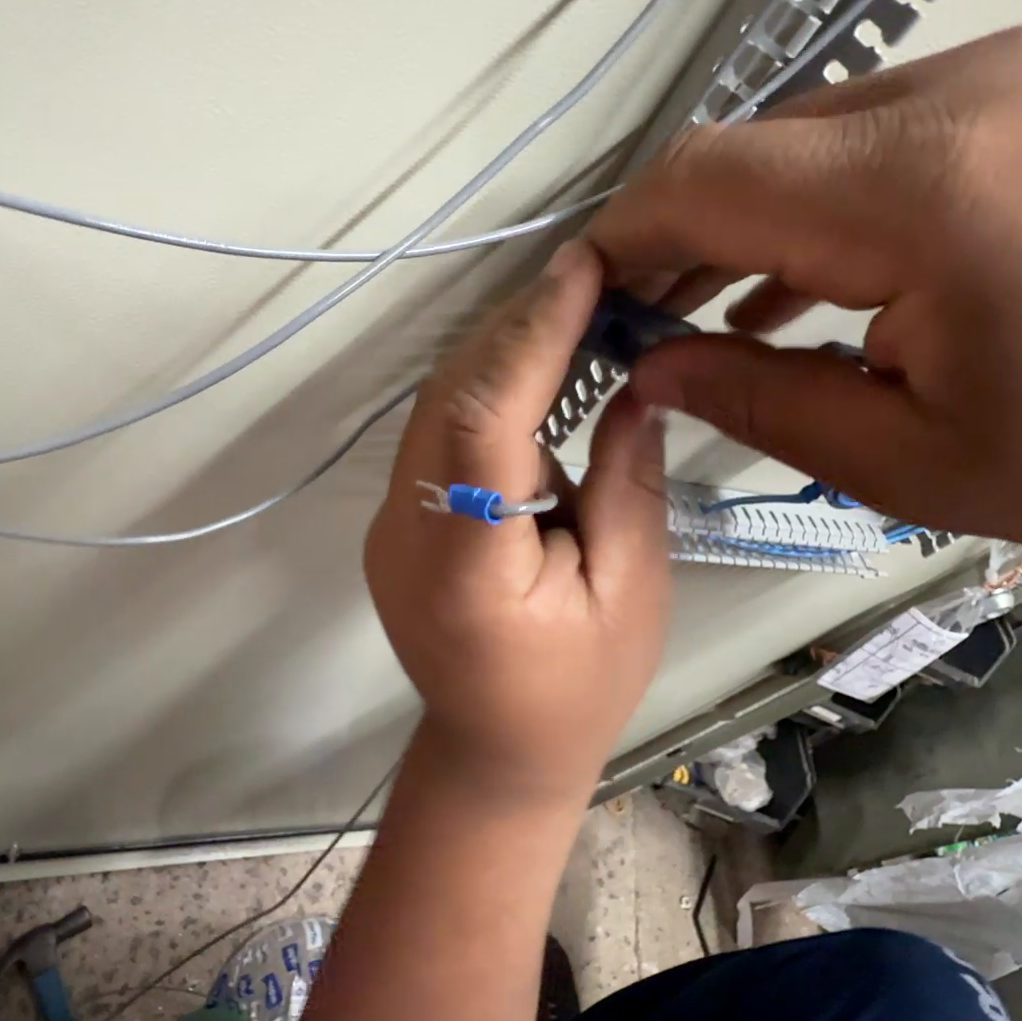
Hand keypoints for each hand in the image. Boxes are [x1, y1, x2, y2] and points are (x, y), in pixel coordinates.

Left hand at [365, 239, 667, 799]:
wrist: (494, 750)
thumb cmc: (577, 691)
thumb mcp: (630, 596)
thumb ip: (625, 486)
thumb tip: (633, 385)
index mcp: (467, 567)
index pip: (484, 425)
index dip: (530, 339)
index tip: (578, 270)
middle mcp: (405, 534)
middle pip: (447, 401)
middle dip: (515, 329)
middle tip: (585, 275)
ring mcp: (388, 527)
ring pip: (433, 409)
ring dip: (498, 352)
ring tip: (568, 308)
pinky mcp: (393, 523)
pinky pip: (433, 436)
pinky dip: (482, 391)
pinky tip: (531, 370)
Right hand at [587, 24, 1021, 564]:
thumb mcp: (921, 462)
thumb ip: (760, 404)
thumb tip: (654, 371)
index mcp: (925, 186)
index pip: (706, 181)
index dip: (623, 237)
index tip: (585, 298)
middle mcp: (971, 86)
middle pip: (758, 146)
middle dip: (682, 232)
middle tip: (647, 320)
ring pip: (829, 134)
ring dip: (760, 219)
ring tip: (725, 310)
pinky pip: (910, 128)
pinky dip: (843, 202)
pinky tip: (834, 277)